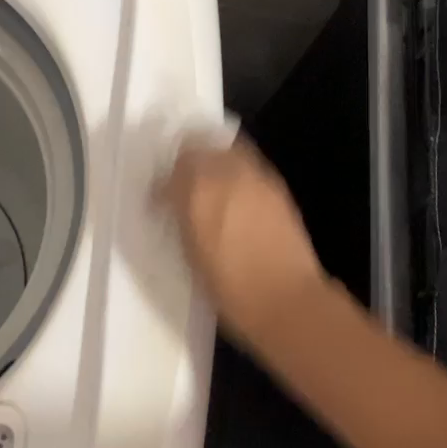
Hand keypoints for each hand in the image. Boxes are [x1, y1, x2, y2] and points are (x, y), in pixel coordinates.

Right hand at [156, 138, 328, 338]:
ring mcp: (255, 177)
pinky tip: (235, 195)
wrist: (286, 299)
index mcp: (196, 191)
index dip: (163, 186)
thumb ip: (182, 220)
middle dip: (187, 162)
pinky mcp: (278, 187)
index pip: (170, 171)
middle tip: (181, 183)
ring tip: (209, 183)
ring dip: (214, 160)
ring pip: (227, 150)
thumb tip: (177, 208)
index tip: (160, 201)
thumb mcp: (191, 255)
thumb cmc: (230, 287)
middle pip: (199, 147)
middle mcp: (225, 173)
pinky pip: (250, 166)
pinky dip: (238, 172)